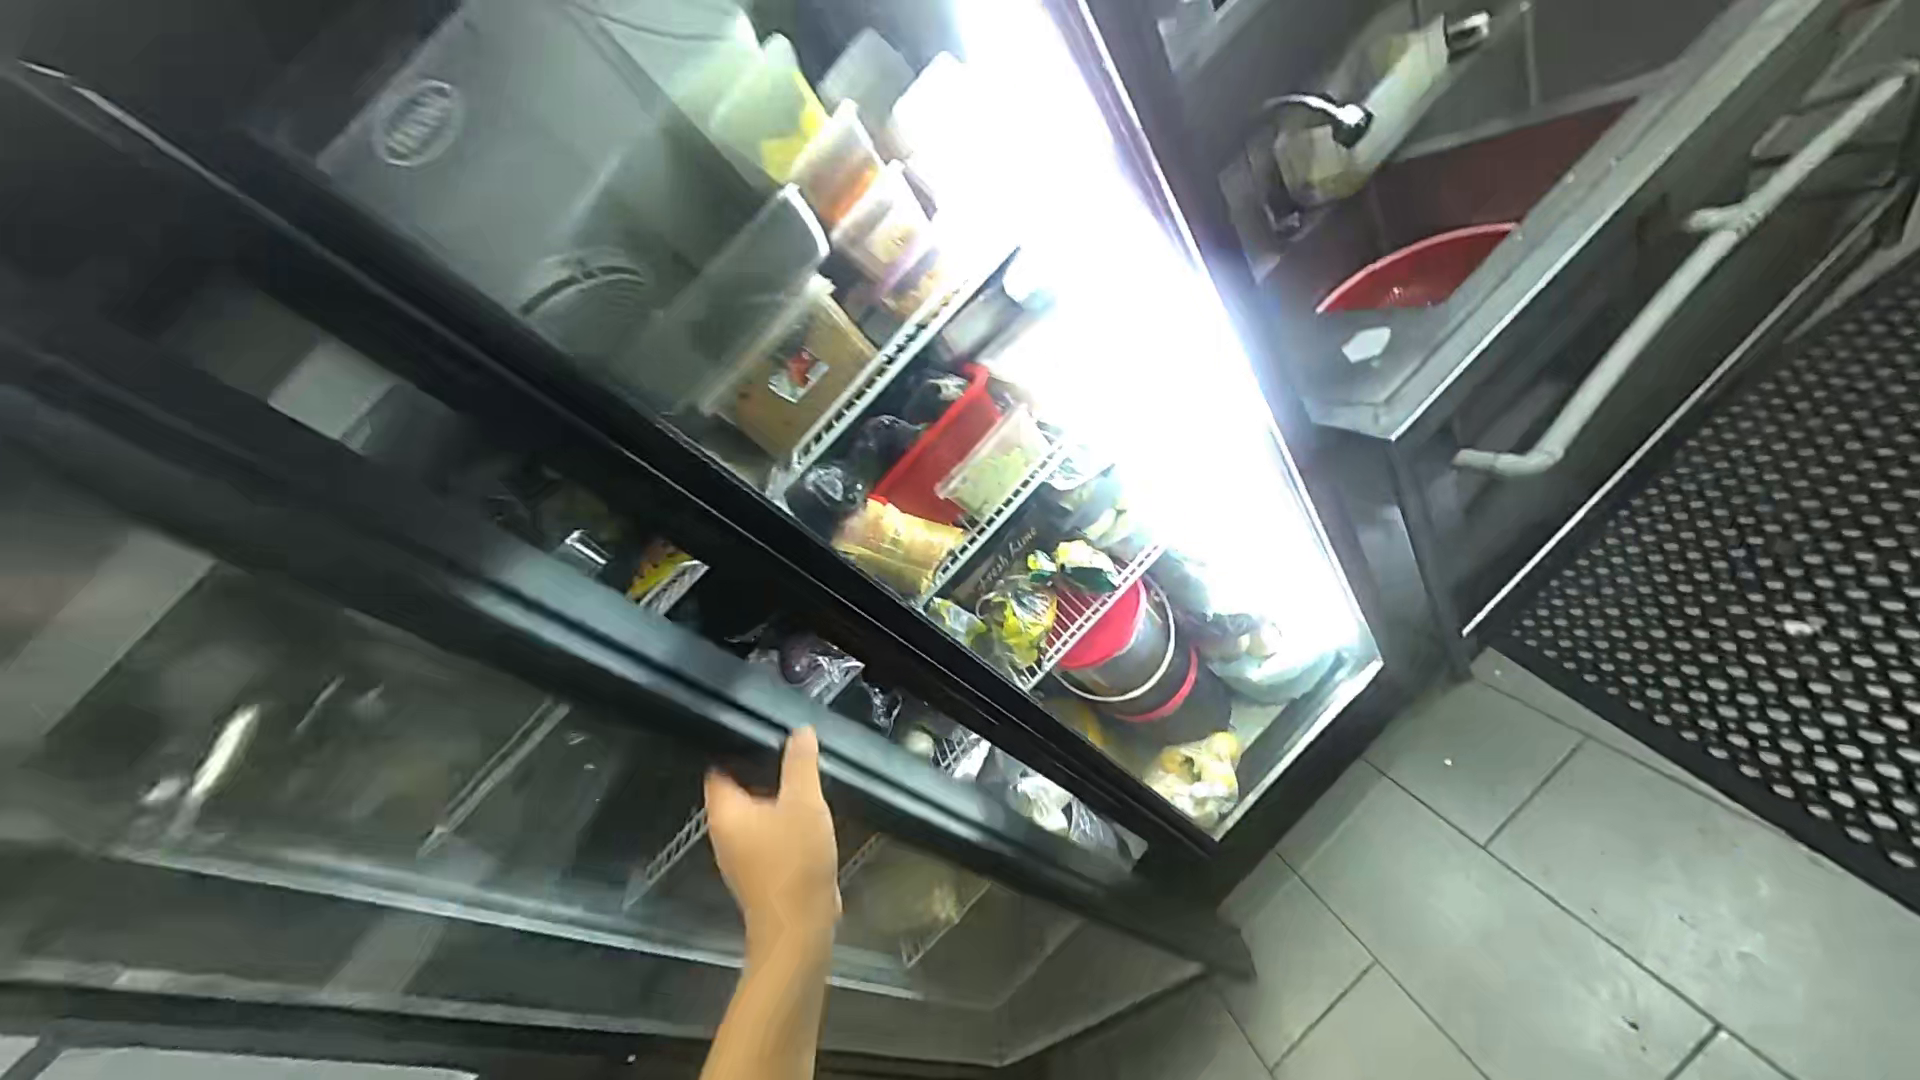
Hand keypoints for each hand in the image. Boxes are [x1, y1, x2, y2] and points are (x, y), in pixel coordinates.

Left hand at [705, 727, 840, 955]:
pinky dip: (783, 819)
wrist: (800, 928)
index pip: (718, 768)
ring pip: (756, 812)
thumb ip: (801, 763)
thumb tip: (801, 730)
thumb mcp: (804, 802)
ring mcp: (742, 855)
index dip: (735, 745)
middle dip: (762, 768)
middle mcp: (725, 833)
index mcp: (725, 813)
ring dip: (776, 795)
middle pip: (738, 788)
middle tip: (787, 745)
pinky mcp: (761, 871)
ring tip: (800, 772)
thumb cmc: (795, 860)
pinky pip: (768, 832)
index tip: (760, 727)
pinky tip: (806, 811)